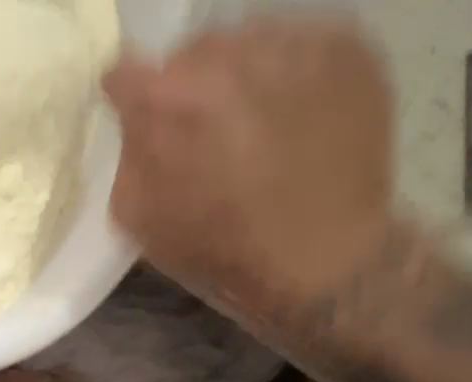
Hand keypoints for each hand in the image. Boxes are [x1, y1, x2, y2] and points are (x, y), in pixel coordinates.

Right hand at [103, 18, 396, 311]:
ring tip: (246, 112)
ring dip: (235, 70)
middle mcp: (230, 58)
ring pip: (245, 37)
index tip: (132, 110)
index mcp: (169, 101)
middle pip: (190, 49)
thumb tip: (134, 115)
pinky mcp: (346, 47)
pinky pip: (299, 36)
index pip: (127, 71)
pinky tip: (286, 105)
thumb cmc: (216, 244)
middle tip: (196, 122)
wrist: (319, 253)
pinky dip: (285, 65)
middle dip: (185, 81)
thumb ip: (129, 151)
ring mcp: (294, 46)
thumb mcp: (138, 213)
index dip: (125, 93)